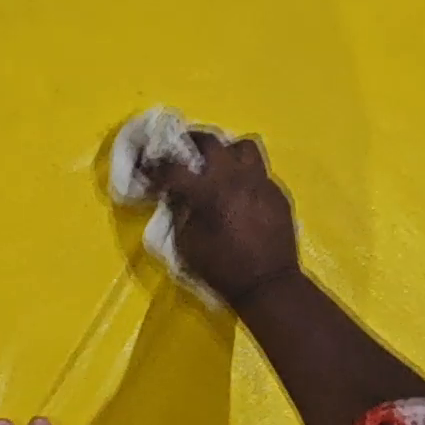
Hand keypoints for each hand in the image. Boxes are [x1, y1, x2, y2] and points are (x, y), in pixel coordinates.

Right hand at [146, 132, 300, 307]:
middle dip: (191, 141)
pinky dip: (244, 175)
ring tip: (218, 163)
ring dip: (227, 150)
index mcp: (208, 191)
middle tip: (183, 149)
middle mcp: (235, 177)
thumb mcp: (187, 243)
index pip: (173, 168)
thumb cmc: (221, 267)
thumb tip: (176, 194)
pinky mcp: (277, 192)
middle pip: (211, 141)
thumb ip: (179, 212)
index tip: (147, 166)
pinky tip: (239, 192)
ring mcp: (260, 181)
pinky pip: (259, 171)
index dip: (155, 166)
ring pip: (244, 145)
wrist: (268, 283)